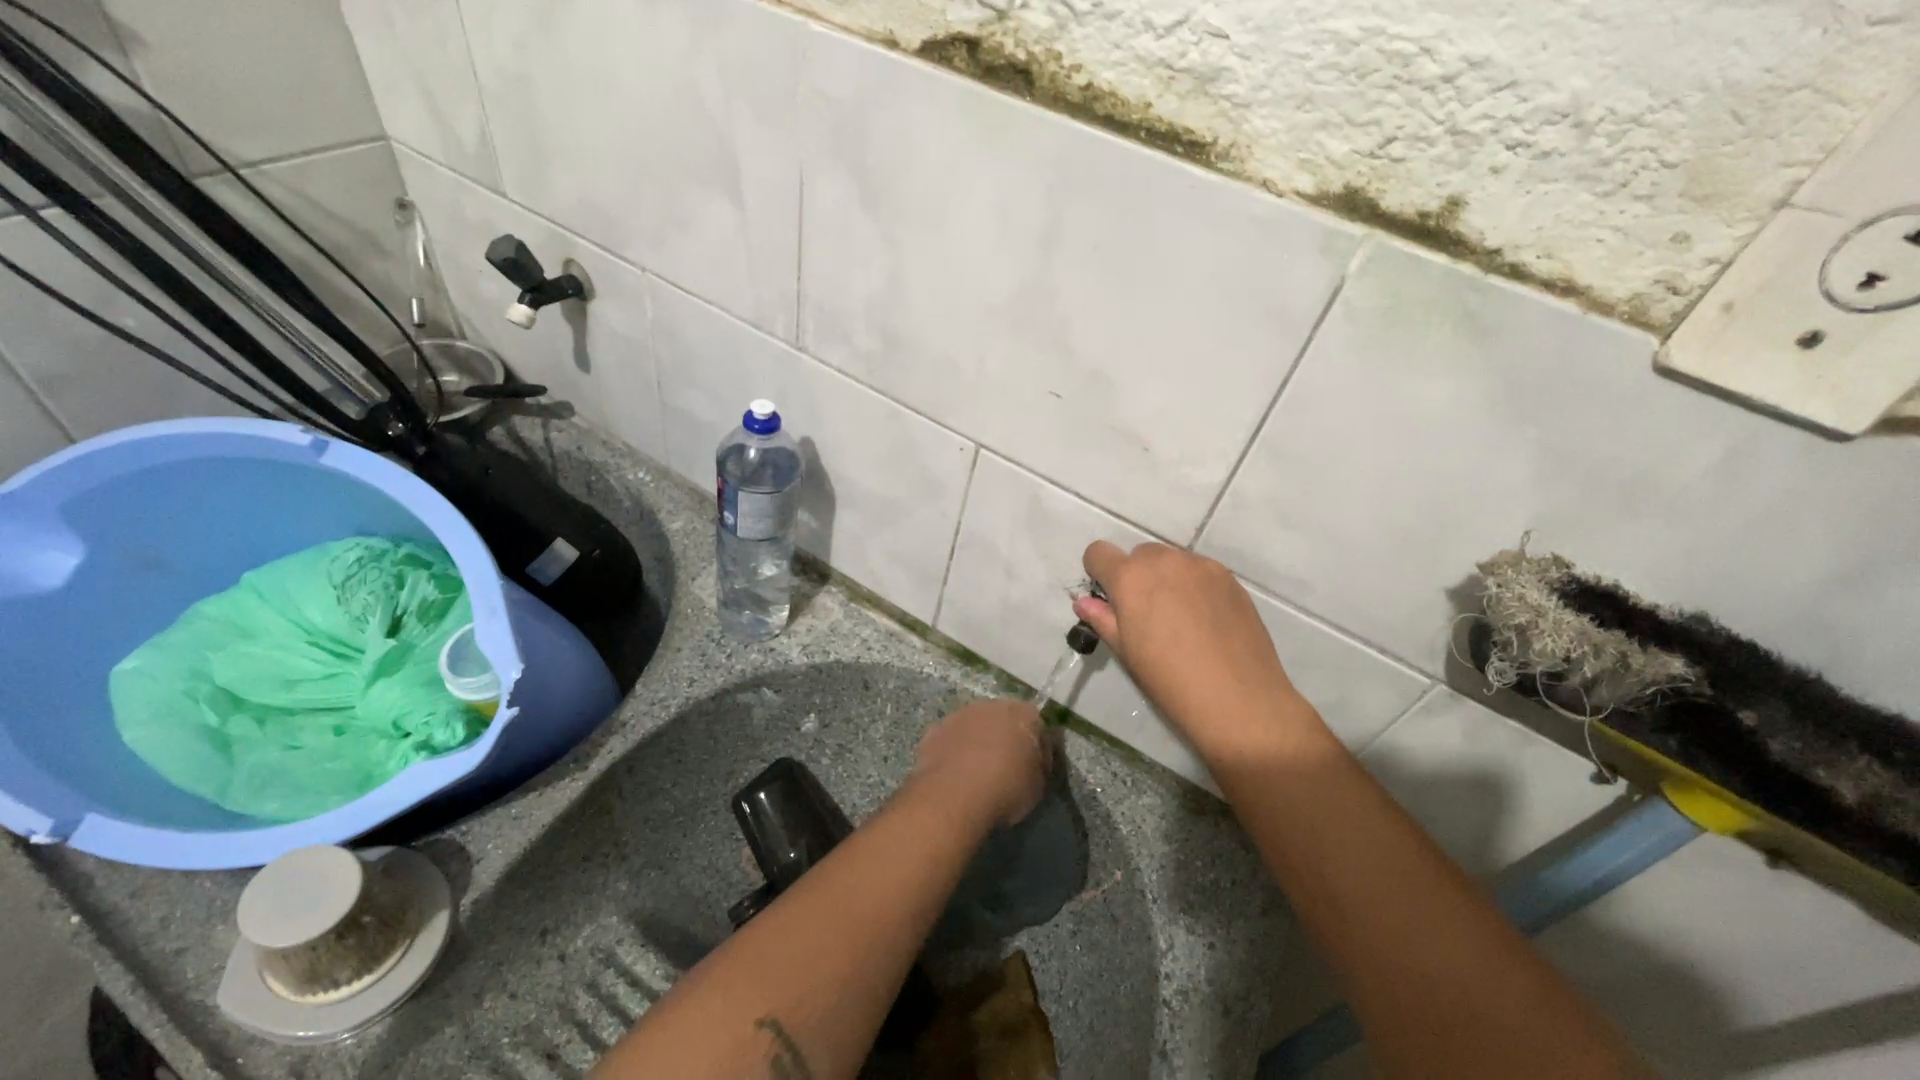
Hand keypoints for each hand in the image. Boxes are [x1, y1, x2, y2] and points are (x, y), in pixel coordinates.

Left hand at [910, 701, 1051, 828]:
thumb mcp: (1038, 785)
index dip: (1038, 747)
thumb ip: (1039, 766)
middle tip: (1006, 767)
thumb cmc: (1006, 788)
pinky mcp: (934, 730)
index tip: (1035, 768)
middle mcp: (992, 705)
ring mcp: (959, 715)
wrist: (955, 794)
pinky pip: (951, 740)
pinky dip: (954, 752)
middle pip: (1003, 719)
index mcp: (1024, 714)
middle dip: (1005, 738)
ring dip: (977, 742)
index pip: (1037, 725)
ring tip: (977, 773)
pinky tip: (955, 775)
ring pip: (974, 726)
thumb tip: (1035, 760)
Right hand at [1075, 541, 1316, 758]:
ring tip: (1180, 620)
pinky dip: (1194, 587)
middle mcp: (1164, 560)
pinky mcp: (1229, 577)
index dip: (1098, 574)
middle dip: (1136, 578)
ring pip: (1172, 562)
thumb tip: (1084, 602)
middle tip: (1147, 617)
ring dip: (1166, 580)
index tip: (1109, 600)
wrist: (1238, 698)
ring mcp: (1201, 566)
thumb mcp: (1126, 653)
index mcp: (1130, 578)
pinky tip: (1206, 622)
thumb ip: (1103, 619)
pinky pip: (1200, 571)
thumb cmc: (1170, 681)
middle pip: (1138, 555)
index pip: (1098, 553)